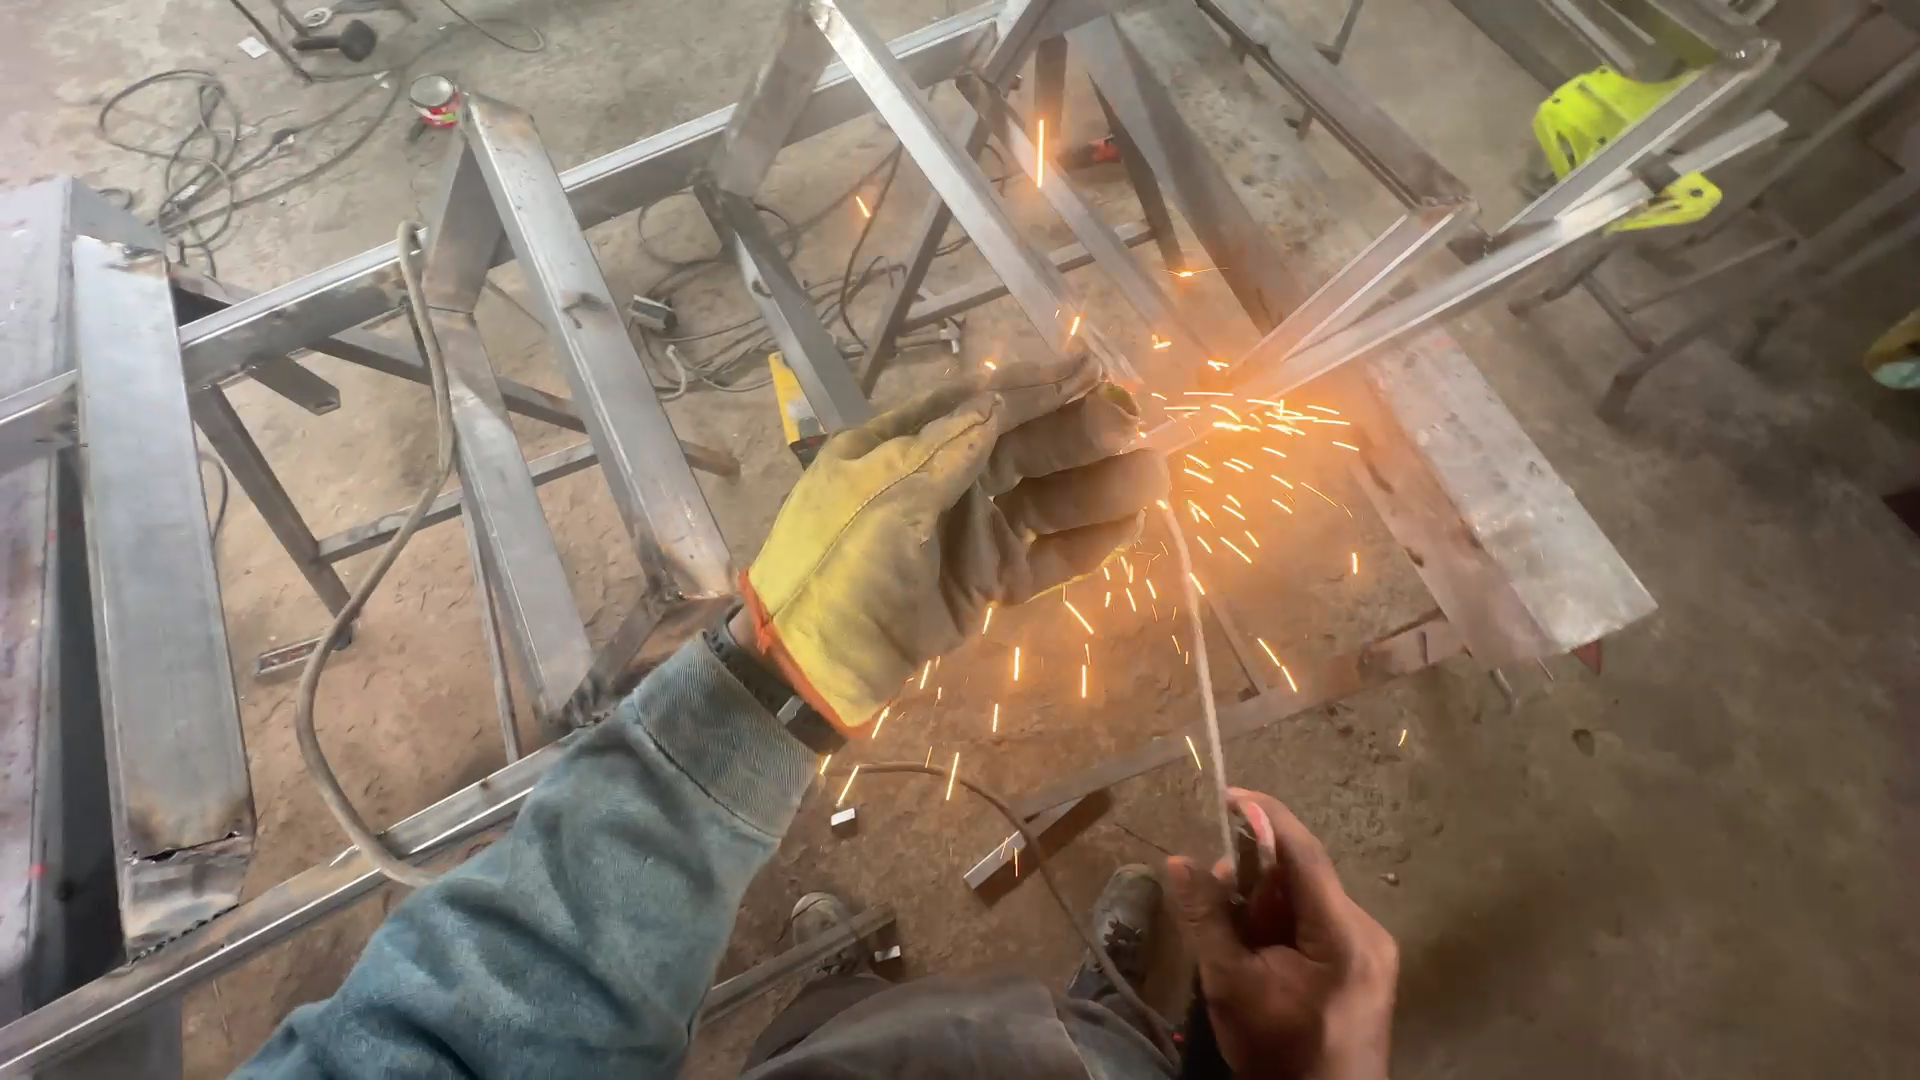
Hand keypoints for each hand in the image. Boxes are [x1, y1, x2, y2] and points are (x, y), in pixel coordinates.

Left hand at [741, 355, 1166, 728]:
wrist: (818, 660)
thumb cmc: (839, 561)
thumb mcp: (885, 491)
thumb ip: (949, 444)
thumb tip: (1004, 394)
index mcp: (907, 444)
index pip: (980, 403)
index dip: (1036, 386)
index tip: (1092, 370)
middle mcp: (944, 479)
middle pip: (1023, 448)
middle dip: (1077, 435)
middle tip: (1131, 428)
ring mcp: (970, 530)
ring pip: (1043, 500)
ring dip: (1095, 487)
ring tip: (1149, 477)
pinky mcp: (989, 578)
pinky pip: (1044, 556)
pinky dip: (1083, 543)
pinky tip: (1127, 526)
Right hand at [1168, 789, 1397, 1079]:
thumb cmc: (1278, 1053)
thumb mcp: (1231, 985)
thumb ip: (1207, 918)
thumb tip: (1178, 860)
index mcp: (1343, 936)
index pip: (1304, 854)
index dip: (1266, 816)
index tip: (1229, 795)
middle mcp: (1366, 931)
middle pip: (1302, 873)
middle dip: (1255, 874)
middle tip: (1216, 893)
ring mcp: (1369, 947)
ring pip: (1305, 894)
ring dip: (1264, 901)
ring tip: (1235, 936)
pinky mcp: (1362, 961)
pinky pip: (1314, 916)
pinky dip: (1279, 919)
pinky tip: (1258, 946)